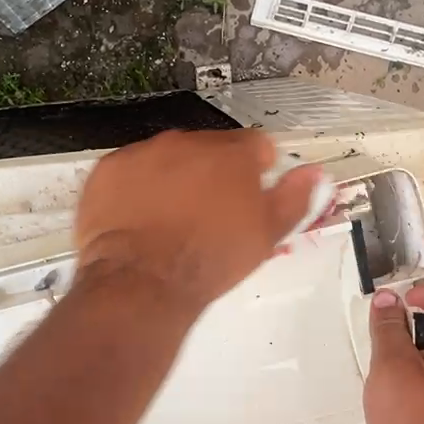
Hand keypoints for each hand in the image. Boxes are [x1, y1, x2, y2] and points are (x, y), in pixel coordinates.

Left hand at [73, 130, 321, 316]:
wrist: (143, 281)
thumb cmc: (208, 260)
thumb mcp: (266, 235)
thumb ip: (294, 197)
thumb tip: (314, 174)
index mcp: (231, 154)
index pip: (255, 146)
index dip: (256, 170)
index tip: (248, 194)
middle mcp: (187, 143)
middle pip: (208, 149)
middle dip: (211, 174)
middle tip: (208, 214)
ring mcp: (143, 153)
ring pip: (166, 157)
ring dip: (172, 178)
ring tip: (170, 220)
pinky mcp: (108, 170)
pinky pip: (128, 171)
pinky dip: (134, 188)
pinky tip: (138, 218)